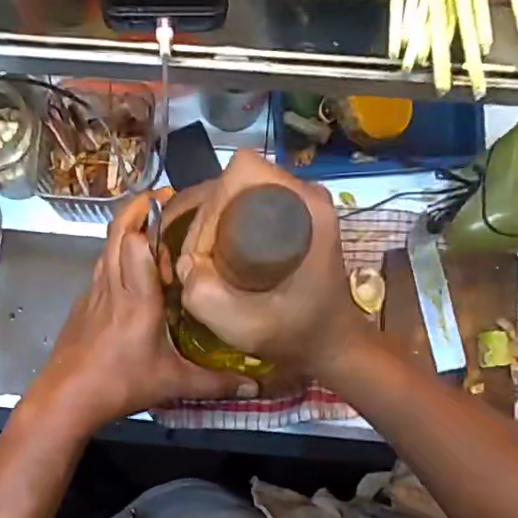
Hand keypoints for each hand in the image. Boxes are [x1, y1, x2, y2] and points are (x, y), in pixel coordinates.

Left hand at [27, 191, 255, 433]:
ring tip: (152, 233)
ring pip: (106, 249)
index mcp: (137, 298)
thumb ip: (215, 382)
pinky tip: (132, 276)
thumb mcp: (173, 384)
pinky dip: (116, 260)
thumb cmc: (120, 384)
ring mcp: (93, 294)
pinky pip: (100, 270)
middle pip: (116, 233)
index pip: (134, 241)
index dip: (149, 219)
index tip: (171, 208)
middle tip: (163, 203)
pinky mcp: (82, 306)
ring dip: (125, 233)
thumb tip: (254, 387)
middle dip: (137, 210)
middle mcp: (113, 287)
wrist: (66, 398)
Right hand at [175, 150, 367, 376]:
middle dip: (208, 219)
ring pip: (237, 192)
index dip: (213, 207)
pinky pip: (246, 204)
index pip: (242, 174)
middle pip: (236, 180)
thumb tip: (186, 264)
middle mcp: (305, 194)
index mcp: (305, 208)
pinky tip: (219, 258)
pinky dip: (225, 227)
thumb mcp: (244, 325)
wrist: (332, 343)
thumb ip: (204, 296)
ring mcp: (300, 202)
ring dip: (213, 225)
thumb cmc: (296, 333)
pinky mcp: (293, 214)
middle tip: (200, 264)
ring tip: (207, 264)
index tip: (206, 251)